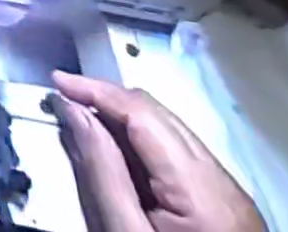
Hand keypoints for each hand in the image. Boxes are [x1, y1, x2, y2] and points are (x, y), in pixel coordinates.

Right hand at [52, 72, 265, 231]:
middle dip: (109, 100)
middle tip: (65, 100)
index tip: (57, 82)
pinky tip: (118, 152)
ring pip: (169, 128)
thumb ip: (103, 172)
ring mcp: (231, 192)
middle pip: (158, 114)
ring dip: (125, 118)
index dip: (97, 91)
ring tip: (84, 120)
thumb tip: (76, 113)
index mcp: (202, 191)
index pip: (142, 113)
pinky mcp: (229, 205)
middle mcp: (223, 180)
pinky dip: (144, 142)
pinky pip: (179, 153)